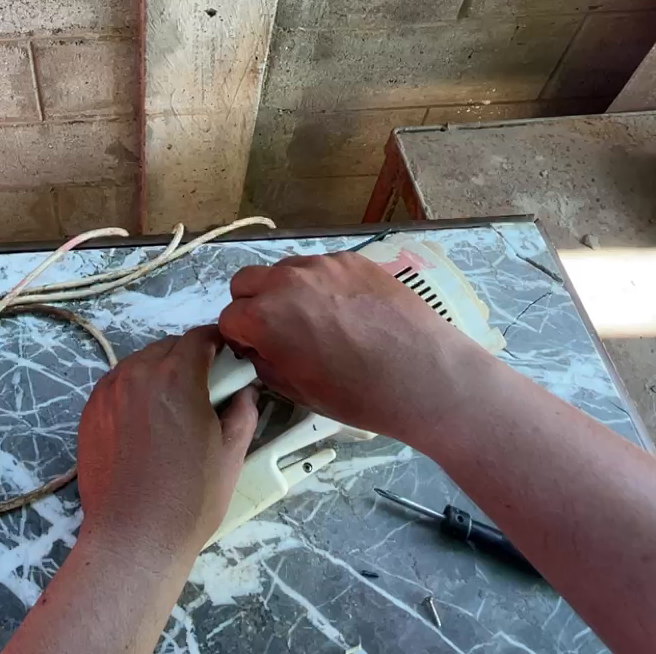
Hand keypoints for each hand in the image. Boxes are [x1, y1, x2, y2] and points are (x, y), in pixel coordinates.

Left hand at [75, 325, 258, 561]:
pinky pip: (118, 383)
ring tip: (173, 407)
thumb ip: (243, 411)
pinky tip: (145, 419)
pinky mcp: (91, 409)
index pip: (200, 338)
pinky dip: (134, 389)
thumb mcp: (231, 454)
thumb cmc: (188, 499)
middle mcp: (139, 373)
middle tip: (204, 388)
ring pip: (141, 363)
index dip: (217, 343)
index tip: (225, 355)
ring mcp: (110, 390)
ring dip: (160, 372)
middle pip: (169, 347)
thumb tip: (245, 391)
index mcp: (177, 377)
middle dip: (189, 359)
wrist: (133, 537)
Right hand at [219, 252, 491, 445]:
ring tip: (318, 319)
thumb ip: (266, 364)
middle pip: (245, 282)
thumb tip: (259, 349)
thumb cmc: (361, 395)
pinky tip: (349, 310)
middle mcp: (285, 282)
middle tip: (278, 329)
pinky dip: (323, 284)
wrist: (428, 377)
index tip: (255, 350)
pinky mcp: (351, 259)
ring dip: (286, 291)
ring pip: (283, 270)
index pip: (228, 318)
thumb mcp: (299, 392)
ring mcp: (320, 265)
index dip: (239, 338)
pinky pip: (321, 267)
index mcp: (264, 318)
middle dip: (252, 305)